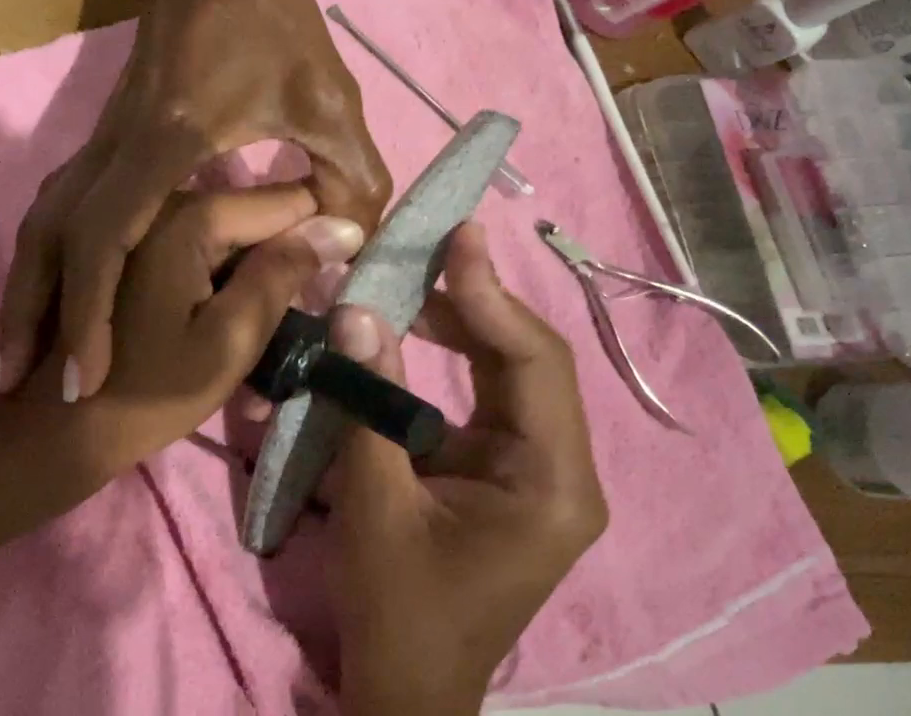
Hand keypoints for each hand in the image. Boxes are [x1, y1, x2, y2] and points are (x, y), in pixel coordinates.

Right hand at [0, 0, 392, 401]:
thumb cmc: (270, 21)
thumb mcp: (326, 100)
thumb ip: (347, 180)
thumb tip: (344, 254)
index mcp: (164, 143)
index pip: (110, 237)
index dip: (92, 313)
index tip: (86, 380)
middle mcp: (110, 151)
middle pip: (50, 240)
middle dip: (30, 317)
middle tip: (11, 387)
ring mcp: (94, 144)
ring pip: (39, 224)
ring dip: (23, 290)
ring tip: (11, 355)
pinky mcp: (96, 142)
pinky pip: (53, 210)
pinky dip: (41, 260)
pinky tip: (44, 295)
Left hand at [40, 184, 365, 468]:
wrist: (54, 423)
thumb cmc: (146, 392)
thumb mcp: (230, 341)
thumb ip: (282, 275)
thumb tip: (341, 224)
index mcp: (187, 214)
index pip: (286, 202)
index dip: (321, 239)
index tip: (336, 282)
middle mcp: (157, 199)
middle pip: (250, 217)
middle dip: (278, 262)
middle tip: (292, 325)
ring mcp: (135, 219)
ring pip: (220, 234)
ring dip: (243, 277)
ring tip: (253, 336)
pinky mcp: (122, 244)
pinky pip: (187, 246)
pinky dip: (208, 279)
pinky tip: (211, 325)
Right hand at [325, 223, 607, 715]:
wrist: (408, 683)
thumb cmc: (398, 602)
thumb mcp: (374, 502)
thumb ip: (367, 404)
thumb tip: (352, 312)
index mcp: (550, 483)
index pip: (533, 366)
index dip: (492, 297)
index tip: (455, 240)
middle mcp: (558, 471)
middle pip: (528, 363)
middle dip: (477, 302)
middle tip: (427, 248)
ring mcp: (532, 474)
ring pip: (507, 377)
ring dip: (461, 326)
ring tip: (408, 281)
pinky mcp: (499, 477)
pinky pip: (480, 401)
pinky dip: (446, 360)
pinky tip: (408, 332)